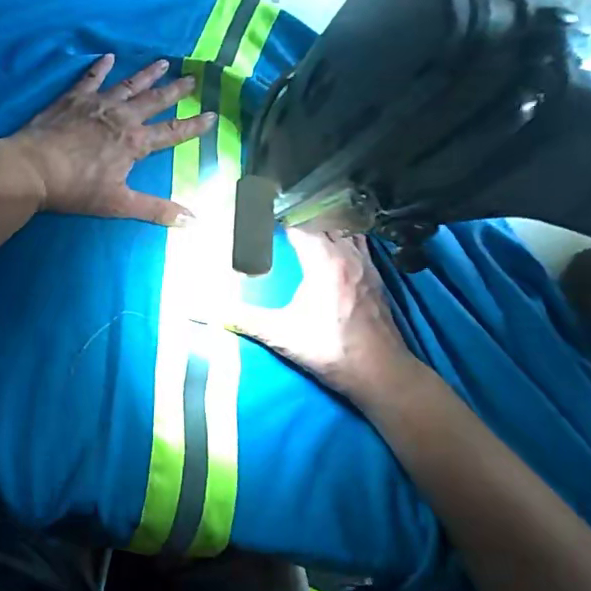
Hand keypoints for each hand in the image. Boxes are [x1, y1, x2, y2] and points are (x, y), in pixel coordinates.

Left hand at [1, 55, 215, 225]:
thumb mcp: (118, 204)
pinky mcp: (73, 99)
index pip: (171, 133)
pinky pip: (90, 78)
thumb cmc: (76, 188)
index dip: (193, 126)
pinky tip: (108, 57)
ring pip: (128, 85)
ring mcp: (96, 104)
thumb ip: (156, 210)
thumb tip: (192, 220)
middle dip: (175, 91)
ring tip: (163, 62)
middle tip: (192, 78)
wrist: (34, 168)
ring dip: (146, 74)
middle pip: (154, 101)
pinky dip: (100, 67)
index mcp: (134, 143)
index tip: (212, 115)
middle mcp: (121, 117)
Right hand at [226, 229, 424, 405]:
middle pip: (325, 223)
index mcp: (325, 262)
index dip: (280, 220)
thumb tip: (211, 312)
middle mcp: (348, 257)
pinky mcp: (376, 279)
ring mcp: (366, 266)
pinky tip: (334, 251)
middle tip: (279, 223)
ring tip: (306, 230)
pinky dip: (345, 239)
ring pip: (346, 231)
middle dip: (301, 220)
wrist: (380, 372)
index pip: (300, 226)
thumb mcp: (281, 335)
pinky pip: (360, 245)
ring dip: (327, 227)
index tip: (262, 218)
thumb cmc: (330, 350)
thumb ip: (246, 320)